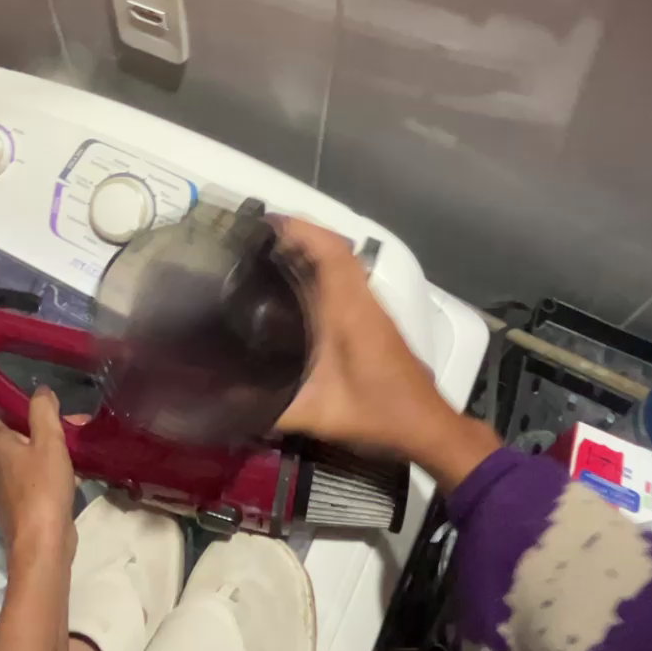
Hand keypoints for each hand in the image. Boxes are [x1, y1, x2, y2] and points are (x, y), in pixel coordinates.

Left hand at [0, 386, 77, 560]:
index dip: (18, 413)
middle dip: (43, 432)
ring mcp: (6, 492)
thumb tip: (40, 391)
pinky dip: (51, 476)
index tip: (44, 412)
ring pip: (28, 463)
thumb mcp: (49, 441)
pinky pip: (35, 483)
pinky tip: (75, 478)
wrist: (43, 545)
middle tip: (70, 430)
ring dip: (50, 454)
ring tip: (77, 452)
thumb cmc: (43, 487)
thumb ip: (43, 411)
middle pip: (16, 441)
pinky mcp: (21, 511)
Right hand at [273, 218, 499, 489]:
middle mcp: (360, 299)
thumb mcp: (318, 415)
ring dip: (309, 247)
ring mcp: (369, 307)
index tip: (264, 223)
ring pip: (341, 260)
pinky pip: (344, 277)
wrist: (428, 427)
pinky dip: (319, 267)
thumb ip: (271, 410)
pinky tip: (294, 284)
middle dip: (296, 232)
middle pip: (334, 247)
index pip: (330, 251)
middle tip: (254, 237)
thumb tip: (223, 404)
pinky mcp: (372, 317)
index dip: (300, 229)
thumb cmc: (378, 414)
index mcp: (348, 311)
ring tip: (267, 252)